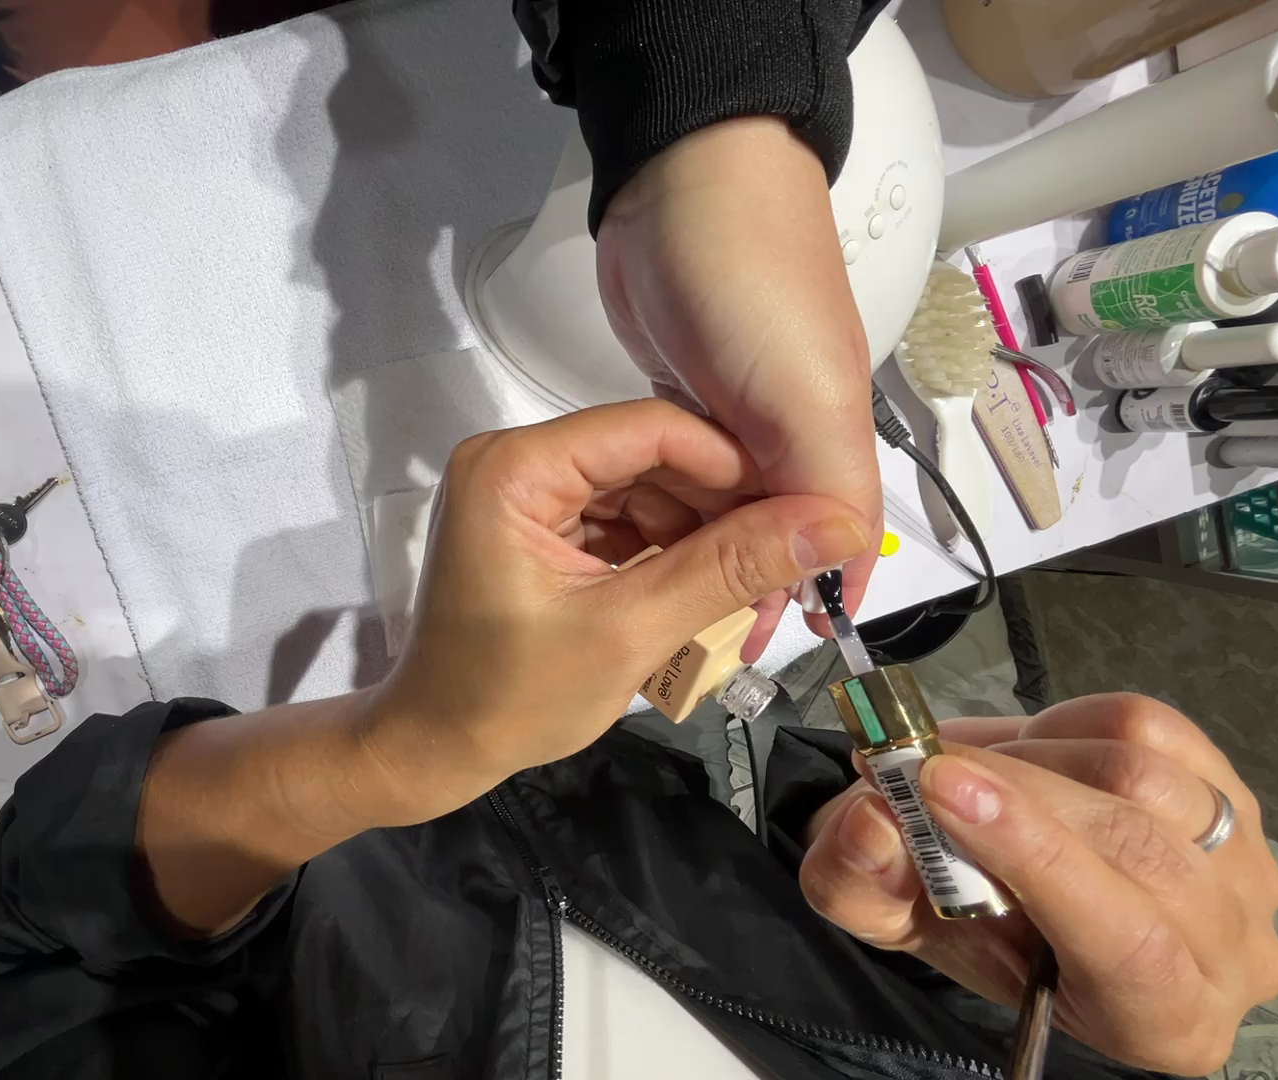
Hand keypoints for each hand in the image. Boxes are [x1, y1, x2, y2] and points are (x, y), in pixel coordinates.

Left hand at [362, 399, 869, 821]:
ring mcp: (519, 491)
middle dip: (719, 507)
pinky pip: (614, 516)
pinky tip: (699, 585)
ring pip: (637, 487)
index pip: (649, 429)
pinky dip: (660, 548)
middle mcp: (512, 459)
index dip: (737, 466)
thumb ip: (730, 569)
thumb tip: (840, 521)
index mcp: (514, 466)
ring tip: (750, 582)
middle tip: (791, 556)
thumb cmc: (514, 697)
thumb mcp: (629, 631)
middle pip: (645, 456)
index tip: (806, 514)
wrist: (437, 743)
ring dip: (696, 533)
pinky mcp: (530, 523)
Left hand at [595, 117, 880, 660]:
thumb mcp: (800, 399)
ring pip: (699, 508)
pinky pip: (663, 480)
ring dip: (689, 554)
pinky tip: (643, 550)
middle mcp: (758, 433)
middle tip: (695, 637)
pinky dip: (659, 515)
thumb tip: (846, 565)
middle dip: (727, 579)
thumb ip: (823, 485)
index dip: (786, 584)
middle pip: (746, 526)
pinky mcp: (663, 403)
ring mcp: (705, 415)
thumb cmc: (745, 293)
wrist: (682, 186)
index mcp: (807, 442)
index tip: (758, 644)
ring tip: (660, 606)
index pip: (806, 530)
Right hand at [798, 694, 1277, 1073]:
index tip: (939, 784)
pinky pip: (1147, 726)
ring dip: (1024, 755)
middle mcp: (1226, 953)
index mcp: (1150, 1018)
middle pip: (1137, 846)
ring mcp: (1241, 865)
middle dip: (1010, 786)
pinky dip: (1062, 721)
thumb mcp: (865, 904)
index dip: (1036, 855)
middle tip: (911, 757)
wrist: (967, 866)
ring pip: (1140, 776)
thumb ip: (856, 877)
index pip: (1129, 944)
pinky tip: (1025, 751)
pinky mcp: (1221, 787)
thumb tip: (874, 820)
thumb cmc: (932, 906)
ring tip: (964, 767)